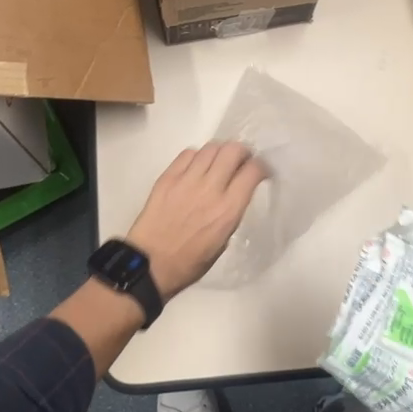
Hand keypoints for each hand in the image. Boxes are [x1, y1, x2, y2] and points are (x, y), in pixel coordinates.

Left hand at [124, 140, 265, 299]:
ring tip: (217, 162)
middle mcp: (210, 188)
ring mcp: (187, 180)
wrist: (151, 263)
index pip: (253, 171)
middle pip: (233, 150)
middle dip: (242, 152)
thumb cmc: (190, 262)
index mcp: (228, 210)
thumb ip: (231, 212)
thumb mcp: (223, 241)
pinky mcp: (168, 177)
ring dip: (220, 152)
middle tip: (240, 161)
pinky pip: (188, 154)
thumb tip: (234, 193)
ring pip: (211, 148)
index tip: (260, 171)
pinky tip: (196, 168)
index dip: (261, 166)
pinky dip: (197, 156)